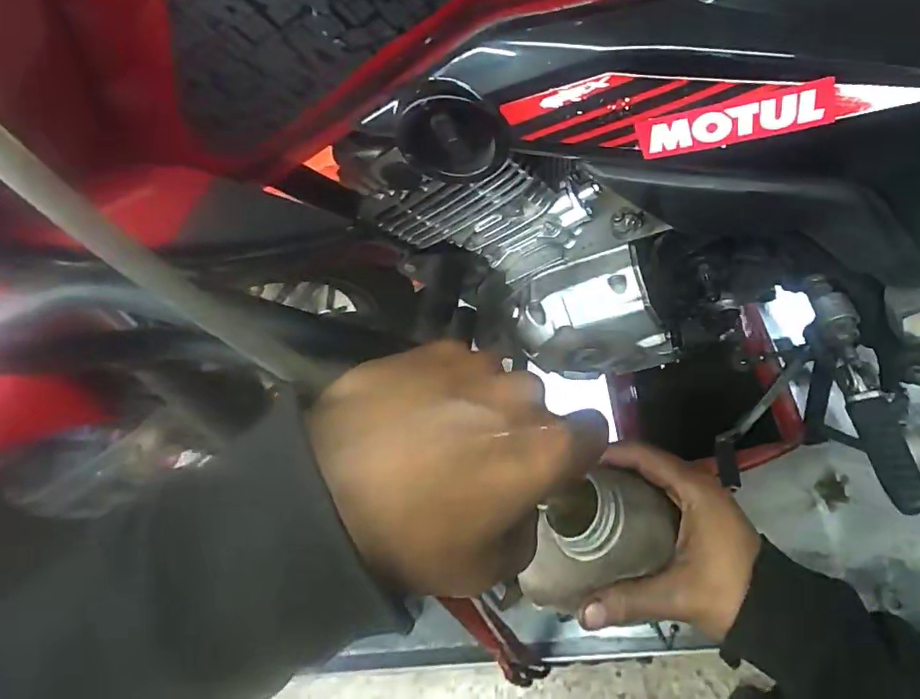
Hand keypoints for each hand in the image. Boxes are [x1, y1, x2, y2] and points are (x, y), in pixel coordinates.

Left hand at [306, 341, 608, 597]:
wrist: (325, 491)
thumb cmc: (413, 537)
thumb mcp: (481, 571)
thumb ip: (526, 537)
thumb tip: (523, 510)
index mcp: (545, 445)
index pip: (594, 430)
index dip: (578, 451)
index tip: (553, 466)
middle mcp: (521, 394)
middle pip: (539, 407)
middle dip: (523, 430)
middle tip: (483, 456)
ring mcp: (478, 364)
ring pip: (498, 382)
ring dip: (485, 403)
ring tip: (443, 429)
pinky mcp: (436, 348)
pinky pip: (459, 365)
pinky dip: (449, 383)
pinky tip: (415, 408)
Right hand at [576, 443, 761, 641]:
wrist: (772, 608)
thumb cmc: (726, 590)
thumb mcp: (676, 594)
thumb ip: (630, 599)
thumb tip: (584, 612)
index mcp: (694, 488)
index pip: (648, 456)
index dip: (615, 452)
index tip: (584, 455)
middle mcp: (699, 483)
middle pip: (652, 461)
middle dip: (618, 463)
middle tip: (583, 473)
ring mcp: (704, 497)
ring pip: (661, 475)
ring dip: (631, 477)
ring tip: (596, 487)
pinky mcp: (705, 512)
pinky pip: (668, 489)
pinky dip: (645, 491)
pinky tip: (623, 509)